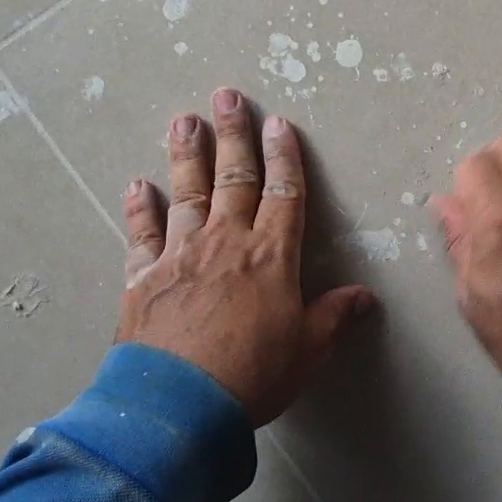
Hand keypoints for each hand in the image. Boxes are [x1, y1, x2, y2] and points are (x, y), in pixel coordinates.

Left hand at [115, 87, 374, 425]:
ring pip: (186, 193)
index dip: (283, 157)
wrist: (178, 405)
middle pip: (233, 178)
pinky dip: (139, 210)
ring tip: (184, 121)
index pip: (283, 193)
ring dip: (186, 155)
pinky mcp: (143, 278)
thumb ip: (333, 317)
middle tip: (227, 96)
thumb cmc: (253, 376)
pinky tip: (137, 186)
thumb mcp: (307, 349)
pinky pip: (142, 235)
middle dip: (233, 135)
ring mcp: (181, 256)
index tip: (278, 124)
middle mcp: (226, 243)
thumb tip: (364, 298)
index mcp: (271, 256)